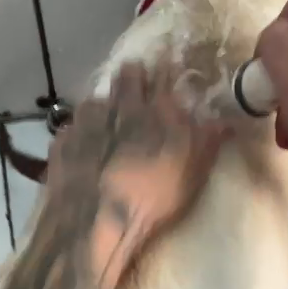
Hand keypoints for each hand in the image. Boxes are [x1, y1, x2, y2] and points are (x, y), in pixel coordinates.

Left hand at [46, 62, 225, 249]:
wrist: (95, 224)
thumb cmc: (152, 199)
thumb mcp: (193, 172)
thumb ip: (209, 140)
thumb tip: (227, 117)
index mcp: (156, 108)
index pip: (165, 72)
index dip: (168, 66)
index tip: (170, 65)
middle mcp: (119, 105)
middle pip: (127, 75)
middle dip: (134, 77)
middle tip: (138, 90)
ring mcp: (85, 122)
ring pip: (96, 99)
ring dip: (103, 107)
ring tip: (106, 124)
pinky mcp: (61, 142)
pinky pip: (71, 128)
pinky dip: (78, 134)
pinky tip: (82, 150)